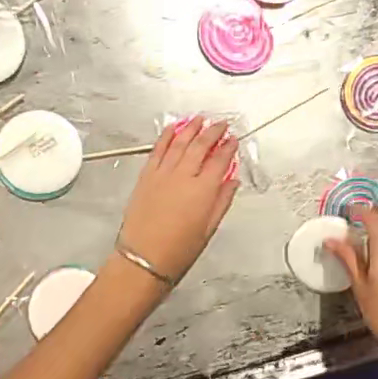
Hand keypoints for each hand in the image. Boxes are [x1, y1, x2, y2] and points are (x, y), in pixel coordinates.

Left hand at [116, 116, 240, 282]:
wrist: (143, 259)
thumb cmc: (177, 251)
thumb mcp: (208, 229)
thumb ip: (221, 201)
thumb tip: (231, 182)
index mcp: (203, 190)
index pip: (220, 160)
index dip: (229, 148)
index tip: (234, 141)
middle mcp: (183, 177)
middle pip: (201, 145)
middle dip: (213, 132)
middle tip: (221, 125)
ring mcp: (163, 174)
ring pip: (179, 142)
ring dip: (191, 128)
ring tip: (200, 119)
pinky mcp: (146, 176)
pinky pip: (158, 149)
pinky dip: (167, 136)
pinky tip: (173, 128)